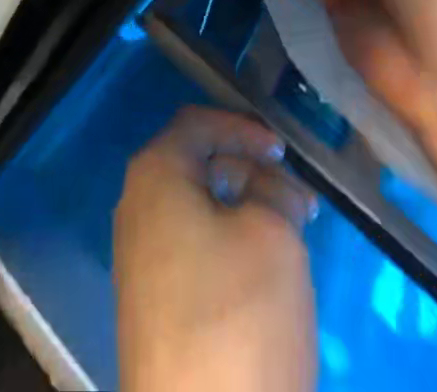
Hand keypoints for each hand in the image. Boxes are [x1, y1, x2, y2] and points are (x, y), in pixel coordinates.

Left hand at [113, 106, 317, 391]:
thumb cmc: (237, 312)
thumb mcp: (273, 234)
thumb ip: (273, 191)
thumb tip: (269, 185)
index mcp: (155, 175)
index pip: (196, 123)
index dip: (243, 127)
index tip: (285, 152)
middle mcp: (136, 206)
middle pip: (195, 164)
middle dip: (250, 171)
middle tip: (299, 201)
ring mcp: (139, 256)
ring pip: (196, 208)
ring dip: (244, 210)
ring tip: (291, 236)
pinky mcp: (151, 300)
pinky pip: (191, 247)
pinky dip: (228, 242)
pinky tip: (263, 271)